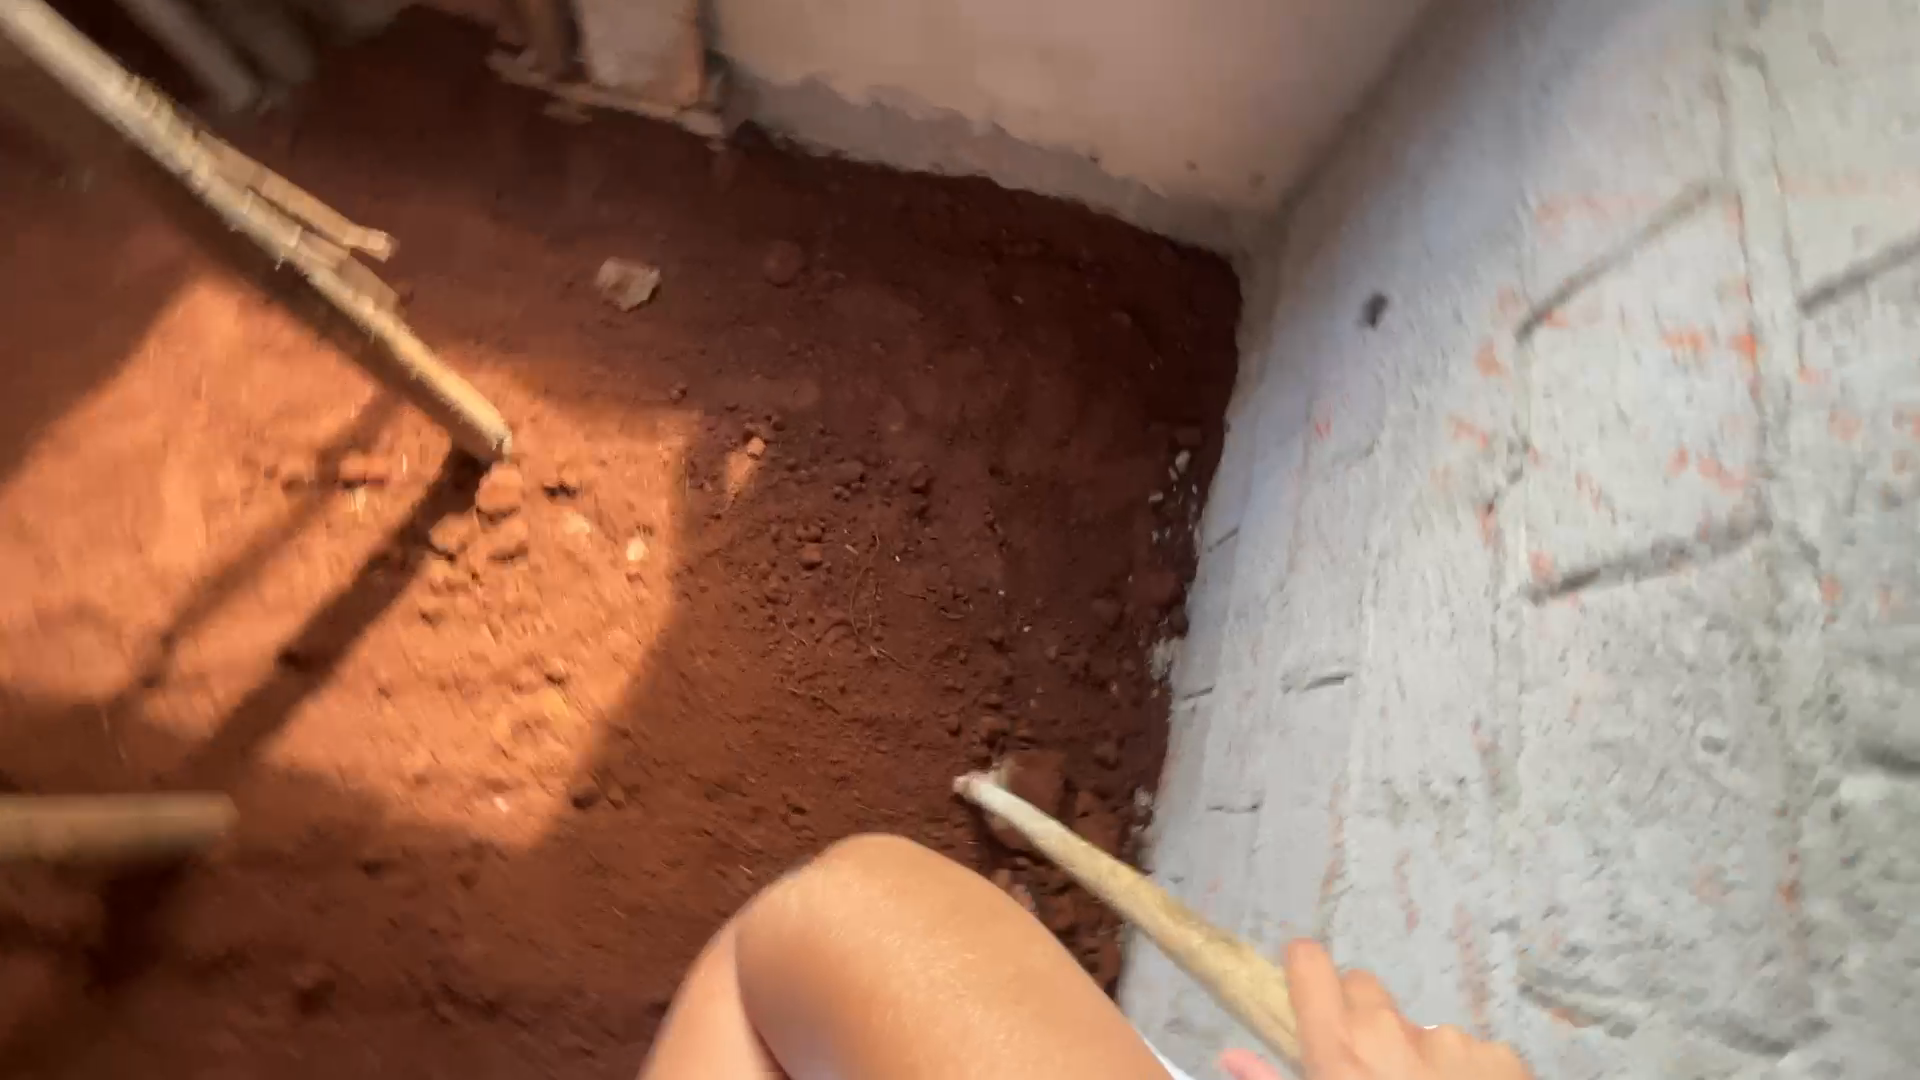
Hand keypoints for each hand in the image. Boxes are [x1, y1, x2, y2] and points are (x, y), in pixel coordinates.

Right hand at [1217, 940, 1531, 1079]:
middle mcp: (1387, 1028)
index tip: (1309, 1001)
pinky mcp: (1503, 1058)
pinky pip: (1476, 1050)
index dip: (1306, 975)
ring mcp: (1449, 1040)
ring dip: (1418, 1054)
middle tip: (1373, 1073)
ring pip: (1417, 1026)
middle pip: (1361, 987)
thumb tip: (1231, 1056)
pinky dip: (1471, 1074)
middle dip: (1362, 1018)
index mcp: (1337, 1046)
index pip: (1307, 960)